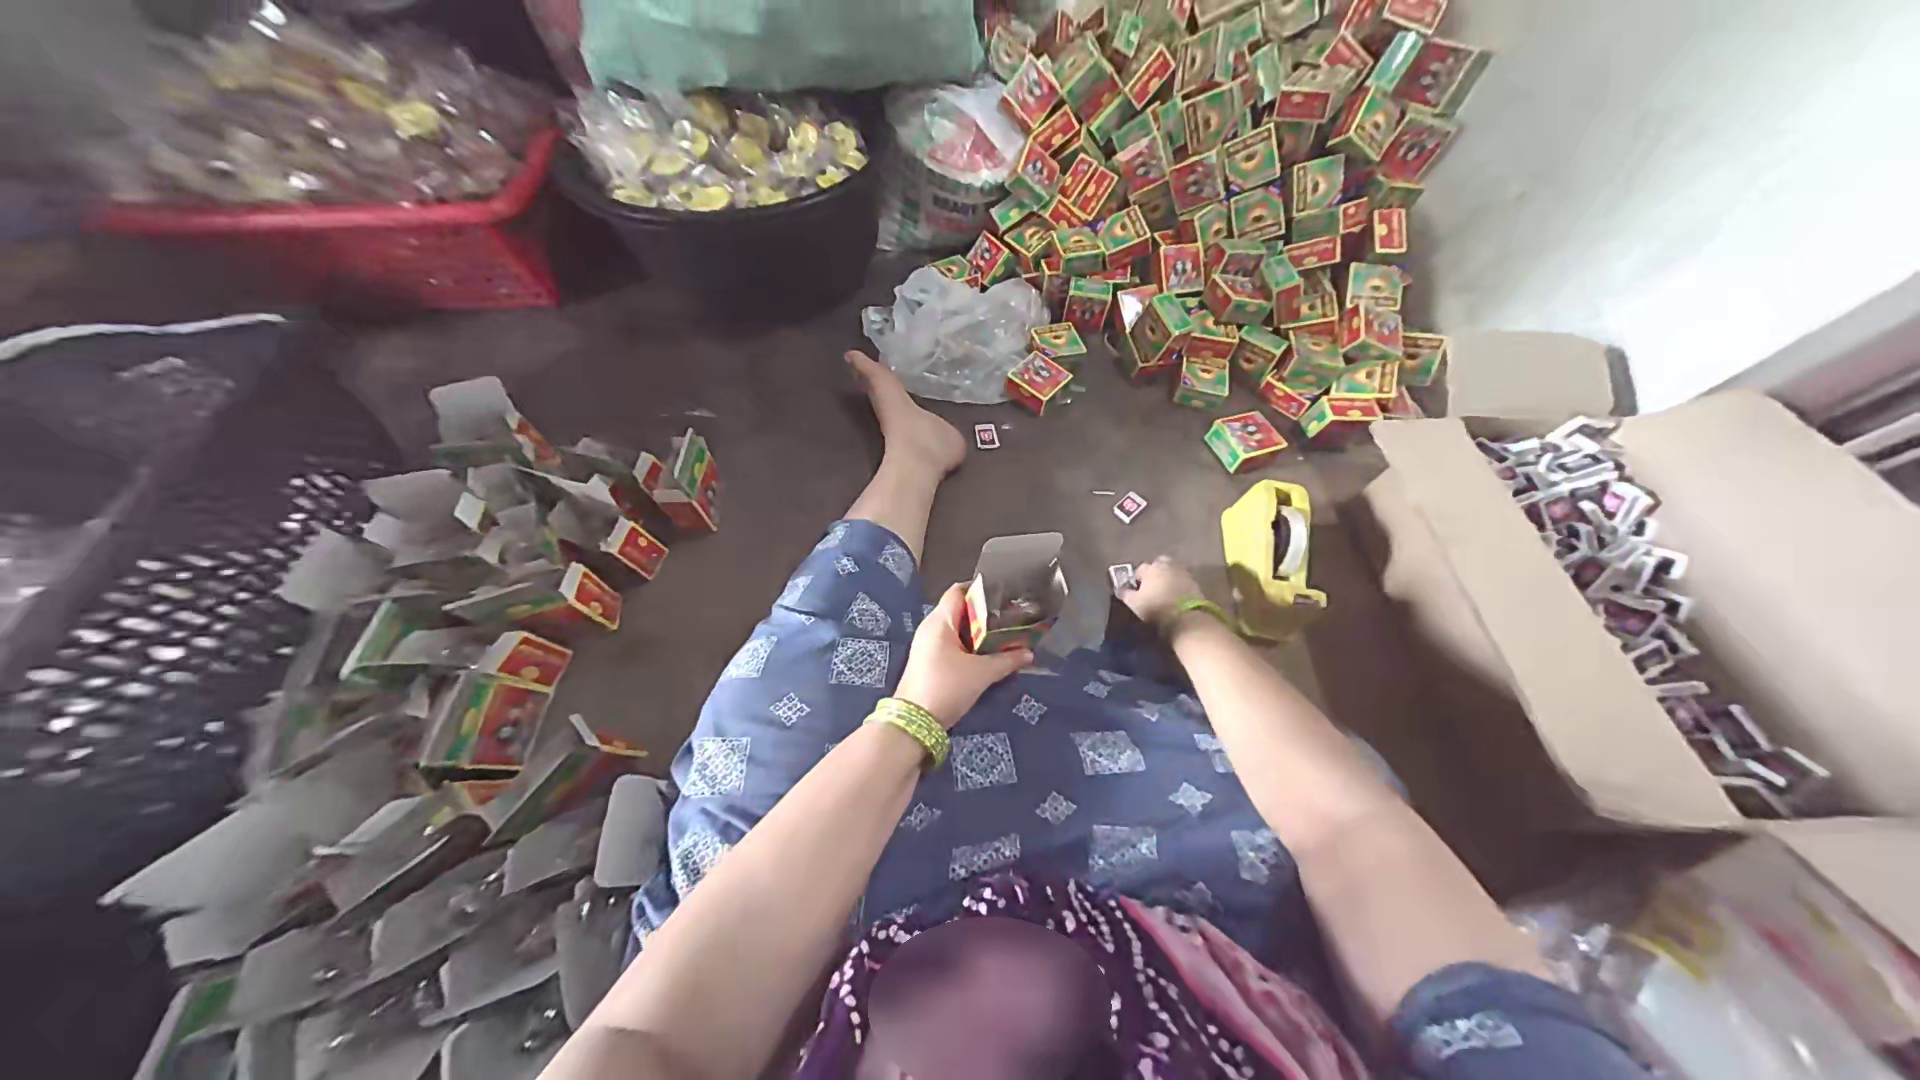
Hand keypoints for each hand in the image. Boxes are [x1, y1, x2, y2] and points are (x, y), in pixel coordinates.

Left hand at [894, 583, 1032, 728]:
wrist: (914, 722)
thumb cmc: (947, 687)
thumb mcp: (981, 674)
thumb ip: (1006, 661)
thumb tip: (1029, 653)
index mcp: (939, 621)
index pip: (958, 591)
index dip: (980, 589)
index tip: (1003, 596)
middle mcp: (930, 627)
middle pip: (959, 609)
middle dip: (984, 613)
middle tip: (1009, 618)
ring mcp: (927, 644)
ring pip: (956, 628)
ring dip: (977, 632)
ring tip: (1002, 636)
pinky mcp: (928, 660)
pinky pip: (950, 643)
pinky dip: (968, 645)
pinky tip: (985, 655)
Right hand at [1120, 556, 1203, 630]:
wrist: (1186, 617)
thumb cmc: (1156, 608)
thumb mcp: (1134, 603)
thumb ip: (1125, 594)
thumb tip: (1119, 588)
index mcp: (1151, 569)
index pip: (1140, 569)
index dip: (1137, 579)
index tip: (1137, 590)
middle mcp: (1167, 566)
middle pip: (1158, 564)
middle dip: (1155, 572)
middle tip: (1152, 586)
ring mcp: (1183, 573)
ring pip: (1172, 571)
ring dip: (1168, 577)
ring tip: (1164, 592)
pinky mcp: (1194, 583)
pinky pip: (1182, 581)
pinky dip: (1178, 585)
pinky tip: (1175, 596)